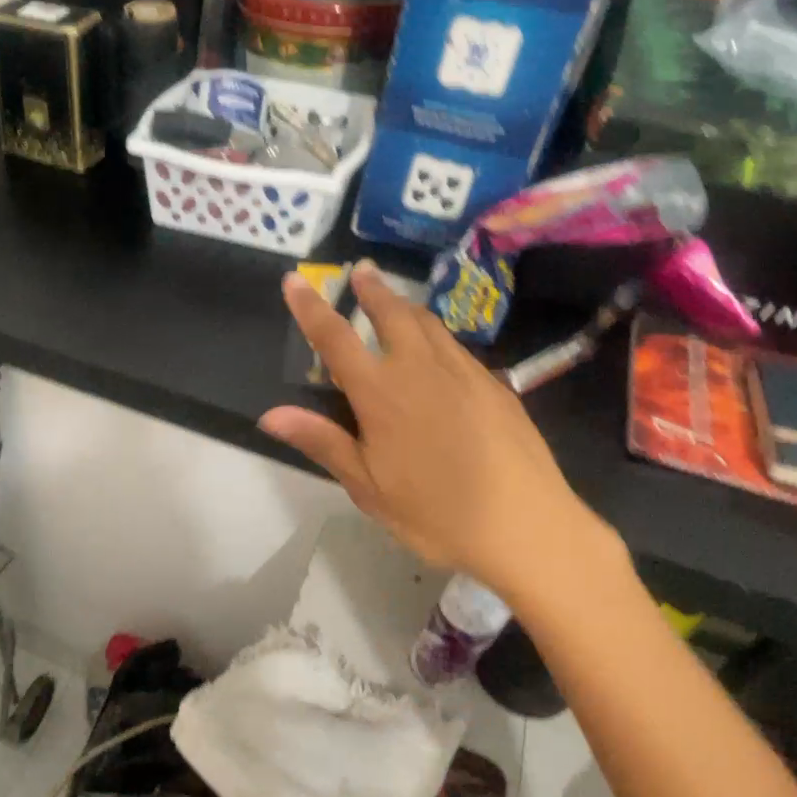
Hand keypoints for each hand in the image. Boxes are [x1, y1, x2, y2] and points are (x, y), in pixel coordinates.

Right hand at [260, 261, 621, 605]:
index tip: (294, 280)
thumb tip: (271, 415)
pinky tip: (437, 352)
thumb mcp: (367, 486)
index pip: (335, 338)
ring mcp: (464, 373)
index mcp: (381, 393)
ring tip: (393, 300)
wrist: (526, 526)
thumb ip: (322, 442)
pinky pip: (456, 347)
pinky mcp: (496, 386)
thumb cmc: (434, 513)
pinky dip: (435, 335)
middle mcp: (421, 369)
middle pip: (392, 315)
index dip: (310, 308)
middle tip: (361, 271)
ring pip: (429, 325)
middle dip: (372, 290)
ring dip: (405, 306)